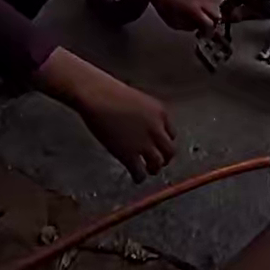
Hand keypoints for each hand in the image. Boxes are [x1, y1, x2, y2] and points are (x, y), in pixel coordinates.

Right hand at [36, 48, 178, 179]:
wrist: (98, 96)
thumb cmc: (112, 92)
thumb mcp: (138, 101)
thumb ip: (146, 116)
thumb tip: (142, 128)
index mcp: (160, 112)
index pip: (172, 133)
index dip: (164, 141)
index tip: (159, 145)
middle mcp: (156, 129)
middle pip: (170, 151)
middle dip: (165, 158)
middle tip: (158, 162)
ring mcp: (144, 143)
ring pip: (158, 164)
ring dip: (154, 169)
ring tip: (148, 170)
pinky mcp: (129, 155)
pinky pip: (140, 173)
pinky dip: (139, 177)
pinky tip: (136, 177)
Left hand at [149, 0, 220, 31]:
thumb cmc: (164, 7)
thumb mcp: (174, 23)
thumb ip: (188, 27)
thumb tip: (198, 28)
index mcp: (194, 11)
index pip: (209, 24)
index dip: (209, 32)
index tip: (206, 35)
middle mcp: (202, 2)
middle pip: (218, 14)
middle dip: (214, 23)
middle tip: (208, 27)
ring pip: (219, 5)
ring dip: (216, 13)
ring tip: (209, 18)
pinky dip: (214, 4)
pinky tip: (207, 9)